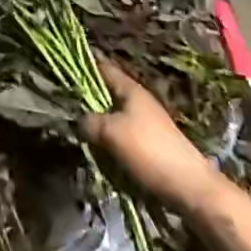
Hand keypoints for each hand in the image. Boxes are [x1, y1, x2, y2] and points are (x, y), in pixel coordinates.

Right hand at [79, 57, 220, 212]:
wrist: (186, 184)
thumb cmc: (148, 150)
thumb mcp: (112, 132)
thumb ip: (90, 122)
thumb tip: (77, 120)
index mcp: (130, 89)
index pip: (104, 68)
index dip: (85, 66)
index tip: (65, 69)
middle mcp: (137, 100)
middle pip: (107, 92)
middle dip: (87, 99)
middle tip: (64, 106)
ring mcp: (144, 121)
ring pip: (112, 115)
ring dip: (97, 121)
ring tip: (76, 130)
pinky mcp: (147, 142)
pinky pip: (120, 133)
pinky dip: (108, 138)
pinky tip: (97, 149)